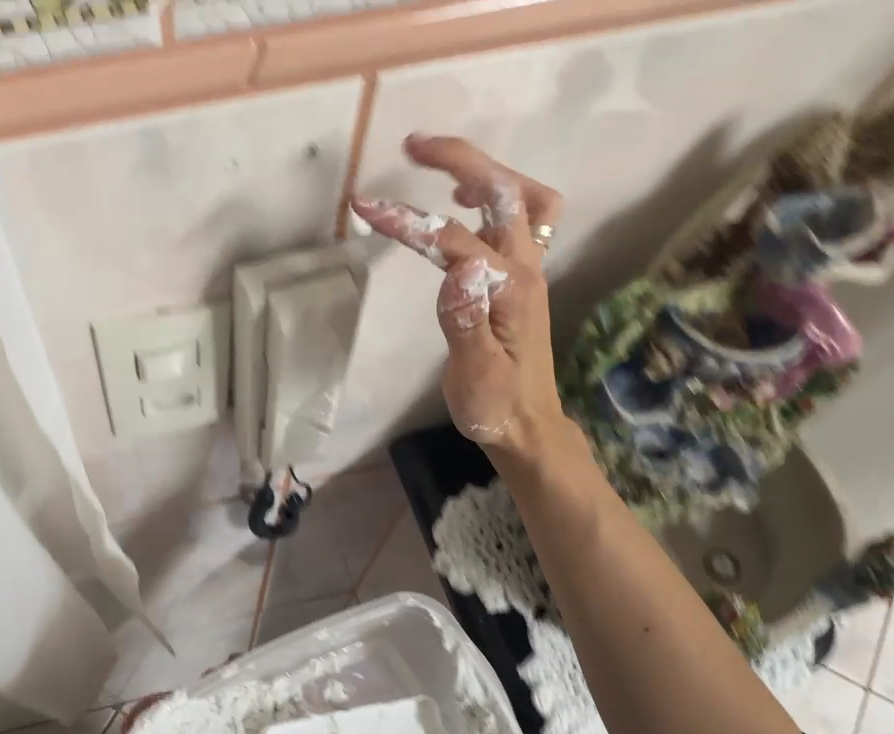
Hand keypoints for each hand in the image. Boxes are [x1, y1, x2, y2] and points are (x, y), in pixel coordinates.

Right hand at [352, 133, 566, 454]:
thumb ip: (465, 322)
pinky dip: (497, 197)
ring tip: (441, 167)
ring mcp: (527, 271)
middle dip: (459, 160)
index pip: (455, 241)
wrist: (528, 426)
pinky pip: (522, 219)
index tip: (365, 206)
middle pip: (503, 192)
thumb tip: (455, 268)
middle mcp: (525, 269)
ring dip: (487, 172)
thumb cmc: (496, 407)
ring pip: (523, 198)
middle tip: (413, 147)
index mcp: (509, 289)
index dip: (410, 221)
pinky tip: (465, 203)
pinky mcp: (521, 279)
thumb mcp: (475, 376)